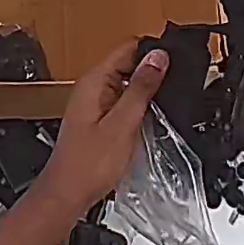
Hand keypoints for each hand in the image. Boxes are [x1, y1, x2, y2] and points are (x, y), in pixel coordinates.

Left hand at [33, 40, 168, 214]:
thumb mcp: (122, 124)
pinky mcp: (100, 117)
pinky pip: (124, 100)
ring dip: (146, 89)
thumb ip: (141, 88)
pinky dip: (139, 104)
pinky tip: (151, 116)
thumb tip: (158, 56)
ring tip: (169, 99)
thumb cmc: (89, 165)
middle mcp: (93, 86)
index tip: (175, 61)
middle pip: (129, 63)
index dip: (153, 51)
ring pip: (128, 82)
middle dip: (152, 70)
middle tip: (177, 83)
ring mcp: (96, 101)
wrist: (66, 197)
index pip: (128, 47)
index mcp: (96, 80)